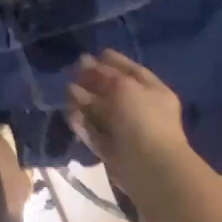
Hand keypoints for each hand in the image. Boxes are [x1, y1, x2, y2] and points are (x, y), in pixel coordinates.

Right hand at [67, 50, 191, 191]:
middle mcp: (141, 110)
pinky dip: (82, 123)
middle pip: (113, 91)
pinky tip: (70, 113)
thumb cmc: (143, 118)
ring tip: (68, 91)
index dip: (114, 61)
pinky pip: (94, 132)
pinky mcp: (113, 150)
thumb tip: (87, 63)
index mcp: (153, 92)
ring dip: (84, 100)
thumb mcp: (125, 85)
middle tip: (74, 71)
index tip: (94, 53)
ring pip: (101, 111)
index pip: (132, 71)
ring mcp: (127, 131)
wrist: (151, 167)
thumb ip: (105, 74)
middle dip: (94, 80)